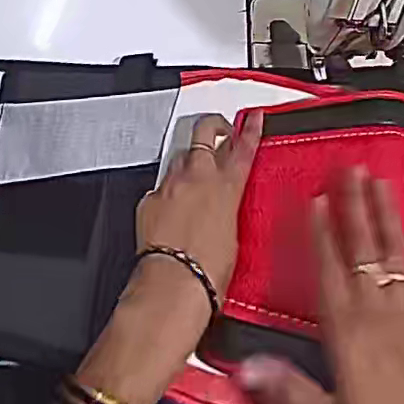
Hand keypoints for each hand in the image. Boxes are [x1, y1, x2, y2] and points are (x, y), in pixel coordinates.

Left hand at [74, 111, 262, 403]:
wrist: (173, 286)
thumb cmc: (208, 272)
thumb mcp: (234, 236)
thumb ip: (229, 208)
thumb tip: (225, 205)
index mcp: (227, 185)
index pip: (243, 146)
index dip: (250, 128)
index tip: (253, 117)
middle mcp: (199, 176)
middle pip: (205, 131)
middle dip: (213, 125)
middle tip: (219, 129)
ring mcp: (172, 184)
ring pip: (181, 156)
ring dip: (189, 162)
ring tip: (194, 178)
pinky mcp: (149, 199)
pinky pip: (160, 186)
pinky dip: (167, 193)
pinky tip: (170, 210)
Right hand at [234, 167, 403, 403]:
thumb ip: (287, 386)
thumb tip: (248, 366)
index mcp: (348, 331)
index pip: (329, 267)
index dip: (320, 230)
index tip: (316, 198)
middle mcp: (378, 317)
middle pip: (363, 250)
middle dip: (356, 206)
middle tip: (353, 170)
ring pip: (395, 259)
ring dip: (389, 220)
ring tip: (384, 187)